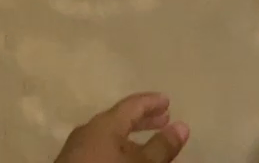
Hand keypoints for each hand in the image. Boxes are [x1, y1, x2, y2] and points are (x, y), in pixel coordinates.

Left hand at [54, 93, 190, 162]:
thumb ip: (160, 147)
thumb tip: (182, 126)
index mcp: (105, 122)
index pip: (133, 104)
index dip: (152, 102)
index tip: (168, 101)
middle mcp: (89, 130)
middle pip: (120, 119)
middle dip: (143, 121)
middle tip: (163, 121)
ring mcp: (76, 149)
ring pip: (109, 138)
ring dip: (130, 140)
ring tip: (147, 147)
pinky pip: (99, 151)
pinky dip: (116, 152)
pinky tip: (122, 161)